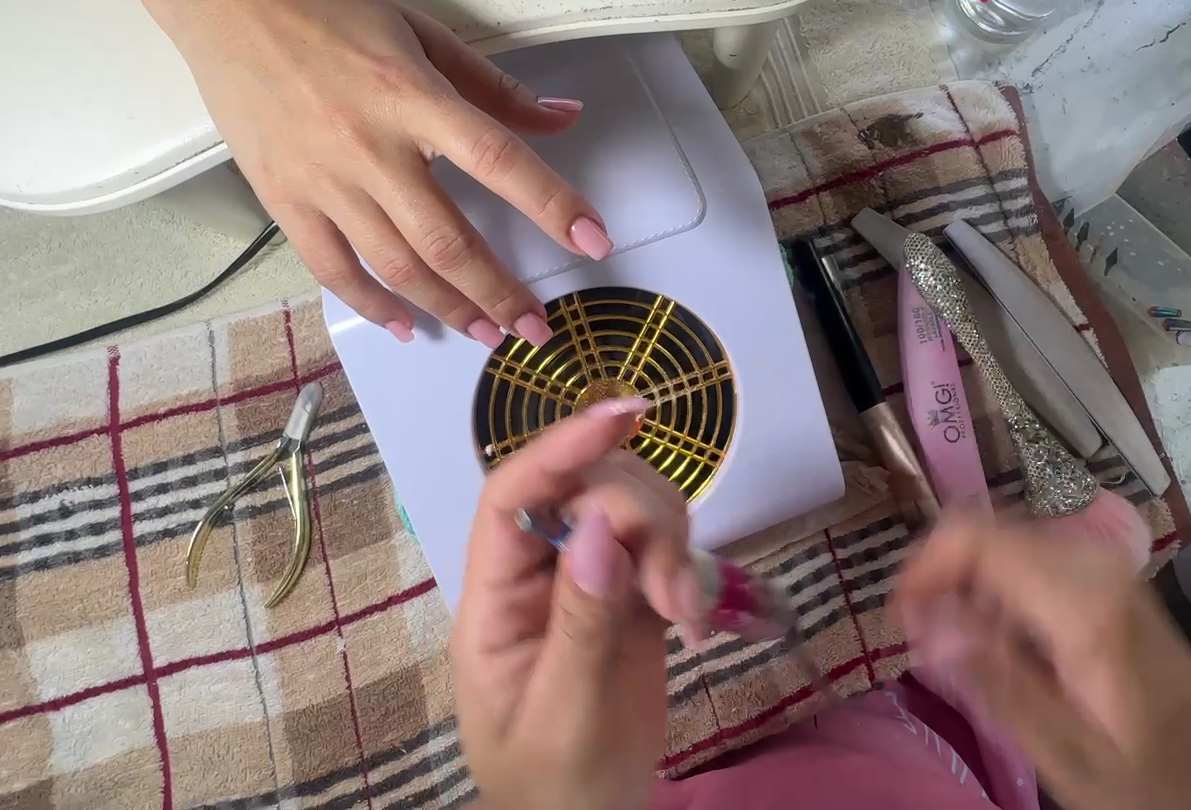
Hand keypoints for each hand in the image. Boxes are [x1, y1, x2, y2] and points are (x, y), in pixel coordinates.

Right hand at [156, 0, 610, 346]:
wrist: (226, 0)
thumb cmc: (336, 12)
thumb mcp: (426, 35)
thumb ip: (498, 89)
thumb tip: (567, 120)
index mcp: (414, 98)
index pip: (499, 160)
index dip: (552, 204)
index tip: (594, 241)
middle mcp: (371, 148)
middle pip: (447, 240)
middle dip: (499, 292)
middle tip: (537, 330)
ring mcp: (323, 181)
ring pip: (396, 265)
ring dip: (448, 307)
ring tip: (489, 335)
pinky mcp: (282, 199)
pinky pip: (332, 267)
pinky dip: (371, 302)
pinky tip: (406, 325)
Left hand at [453, 398, 706, 809]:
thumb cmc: (558, 786)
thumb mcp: (563, 717)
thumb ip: (581, 621)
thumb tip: (600, 525)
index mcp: (495, 596)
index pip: (513, 494)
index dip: (561, 448)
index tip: (621, 418)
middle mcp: (539, 568)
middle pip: (587, 487)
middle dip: (642, 517)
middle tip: (673, 590)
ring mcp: (588, 573)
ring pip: (634, 503)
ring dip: (672, 542)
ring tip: (687, 613)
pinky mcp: (632, 584)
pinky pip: (664, 538)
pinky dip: (688, 564)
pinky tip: (695, 619)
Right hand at [893, 517, 1190, 809]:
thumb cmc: (1150, 780)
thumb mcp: (1068, 753)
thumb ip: (995, 678)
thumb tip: (925, 618)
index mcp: (1082, 599)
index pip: (974, 536)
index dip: (923, 564)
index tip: (901, 616)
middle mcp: (1091, 560)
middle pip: (980, 529)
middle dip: (938, 576)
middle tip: (921, 638)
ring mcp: (1099, 560)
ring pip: (996, 536)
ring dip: (960, 580)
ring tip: (952, 643)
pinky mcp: (1099, 571)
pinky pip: (1020, 552)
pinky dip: (988, 583)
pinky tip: (994, 636)